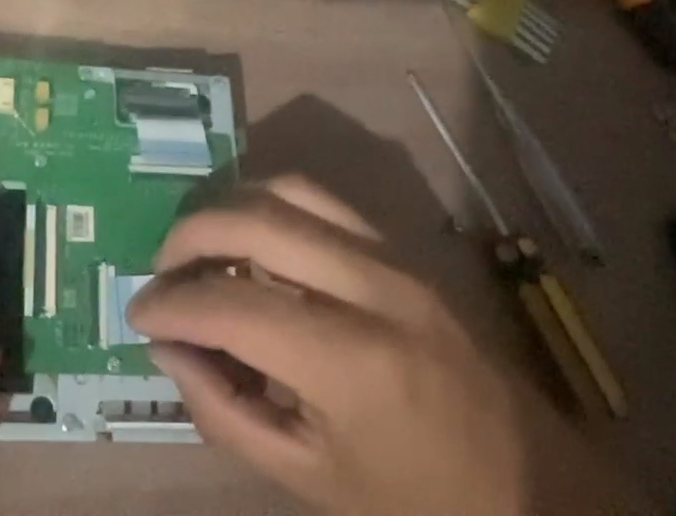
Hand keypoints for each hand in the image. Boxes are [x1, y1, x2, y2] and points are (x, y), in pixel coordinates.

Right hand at [129, 177, 648, 515]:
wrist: (538, 487)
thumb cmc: (418, 500)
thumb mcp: (306, 478)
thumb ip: (223, 410)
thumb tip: (169, 347)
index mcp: (351, 362)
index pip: (230, 306)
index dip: (170, 306)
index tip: (137, 316)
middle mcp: (373, 288)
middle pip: (254, 220)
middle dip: (187, 238)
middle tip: (159, 275)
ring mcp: (395, 259)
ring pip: (289, 190)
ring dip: (227, 209)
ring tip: (198, 251)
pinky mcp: (405, 251)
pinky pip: (322, 201)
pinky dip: (270, 206)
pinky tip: (250, 241)